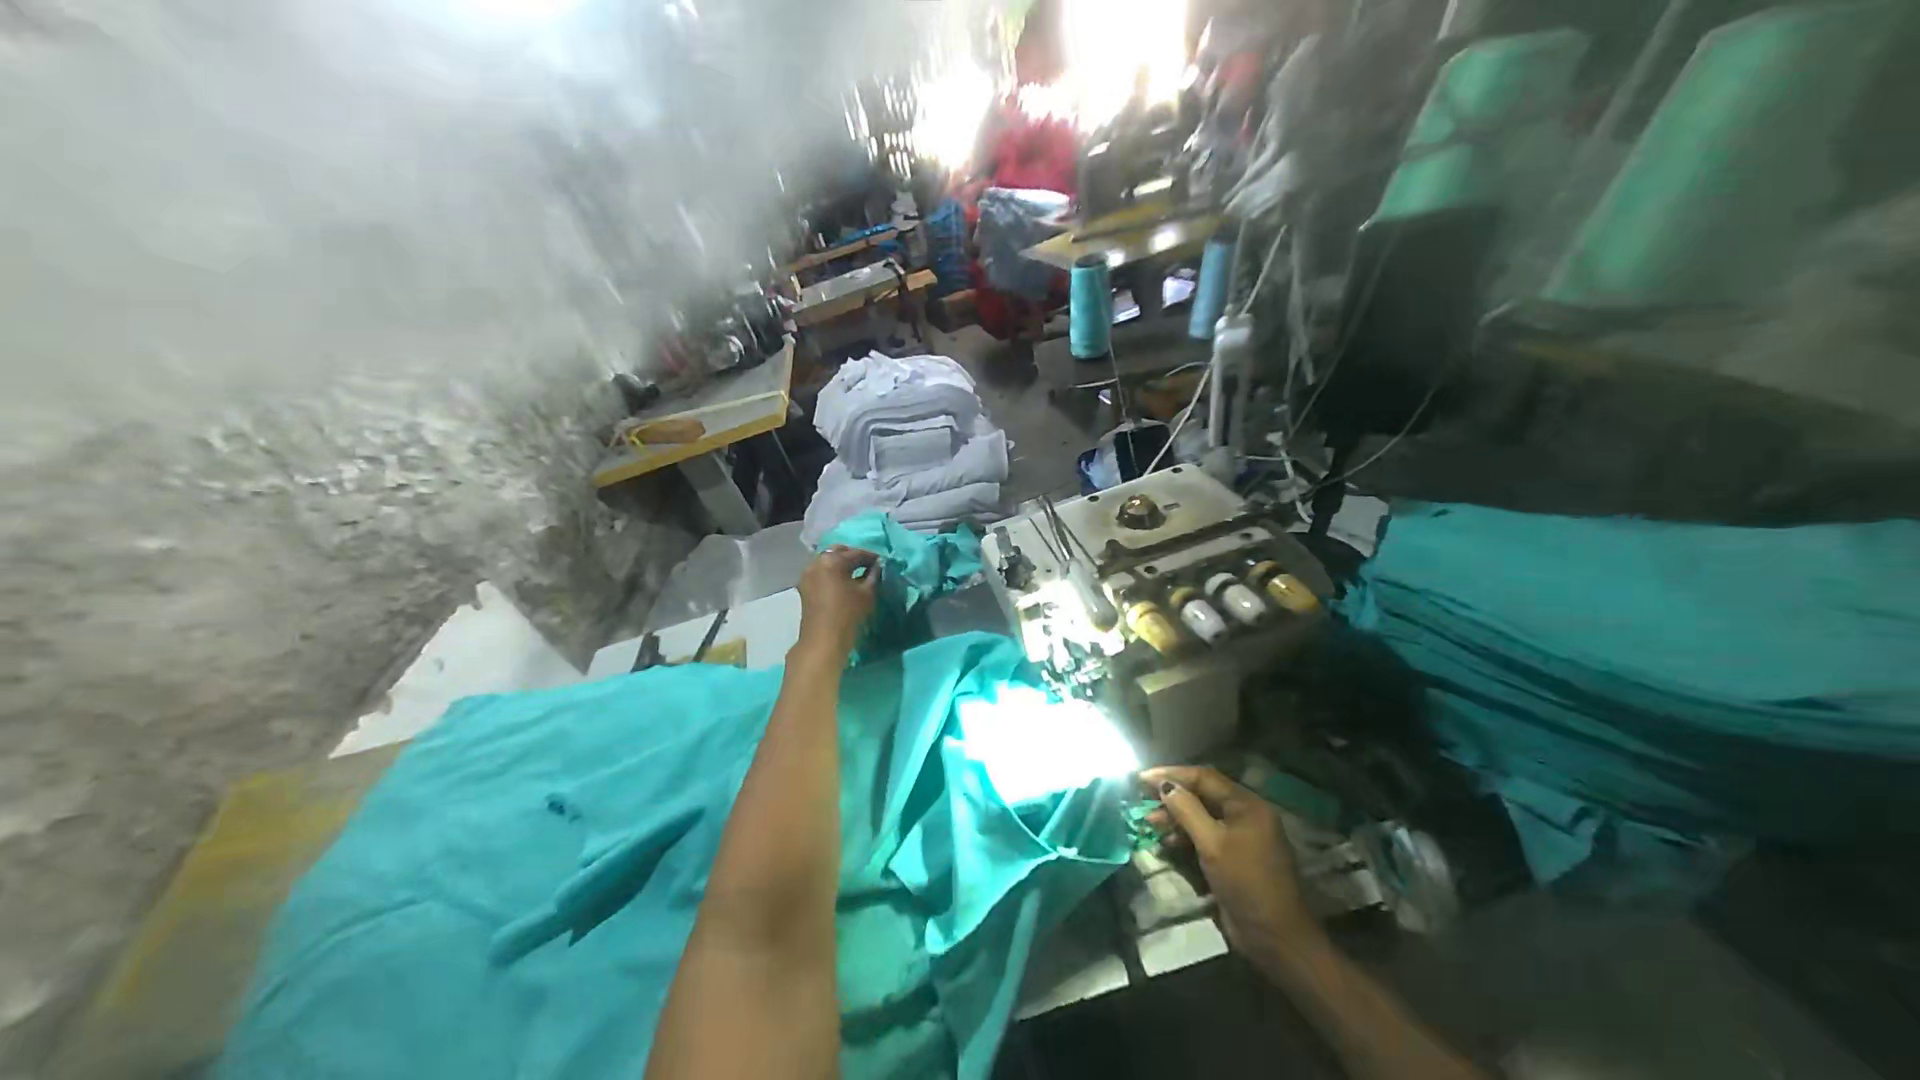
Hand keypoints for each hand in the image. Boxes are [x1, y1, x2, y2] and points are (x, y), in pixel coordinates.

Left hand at [795, 545, 879, 658]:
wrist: (823, 640)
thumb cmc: (848, 614)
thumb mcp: (867, 593)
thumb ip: (873, 575)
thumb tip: (876, 566)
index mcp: (833, 560)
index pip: (856, 553)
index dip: (871, 557)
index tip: (881, 562)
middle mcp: (817, 562)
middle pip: (838, 552)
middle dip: (853, 556)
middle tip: (867, 565)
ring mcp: (807, 574)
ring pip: (827, 561)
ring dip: (841, 564)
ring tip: (855, 574)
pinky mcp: (804, 586)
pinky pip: (820, 572)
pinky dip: (831, 573)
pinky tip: (842, 582)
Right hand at [1140, 765, 1321, 976]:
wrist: (1275, 935)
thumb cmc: (1245, 882)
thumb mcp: (1212, 843)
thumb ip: (1187, 810)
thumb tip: (1165, 786)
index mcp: (1247, 805)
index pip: (1205, 777)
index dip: (1172, 775)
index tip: (1141, 778)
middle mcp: (1246, 815)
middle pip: (1203, 795)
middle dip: (1172, 797)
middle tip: (1143, 802)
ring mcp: (1242, 837)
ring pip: (1203, 816)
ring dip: (1176, 817)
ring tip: (1151, 824)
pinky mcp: (1235, 858)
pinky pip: (1207, 836)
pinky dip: (1186, 836)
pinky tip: (1167, 842)